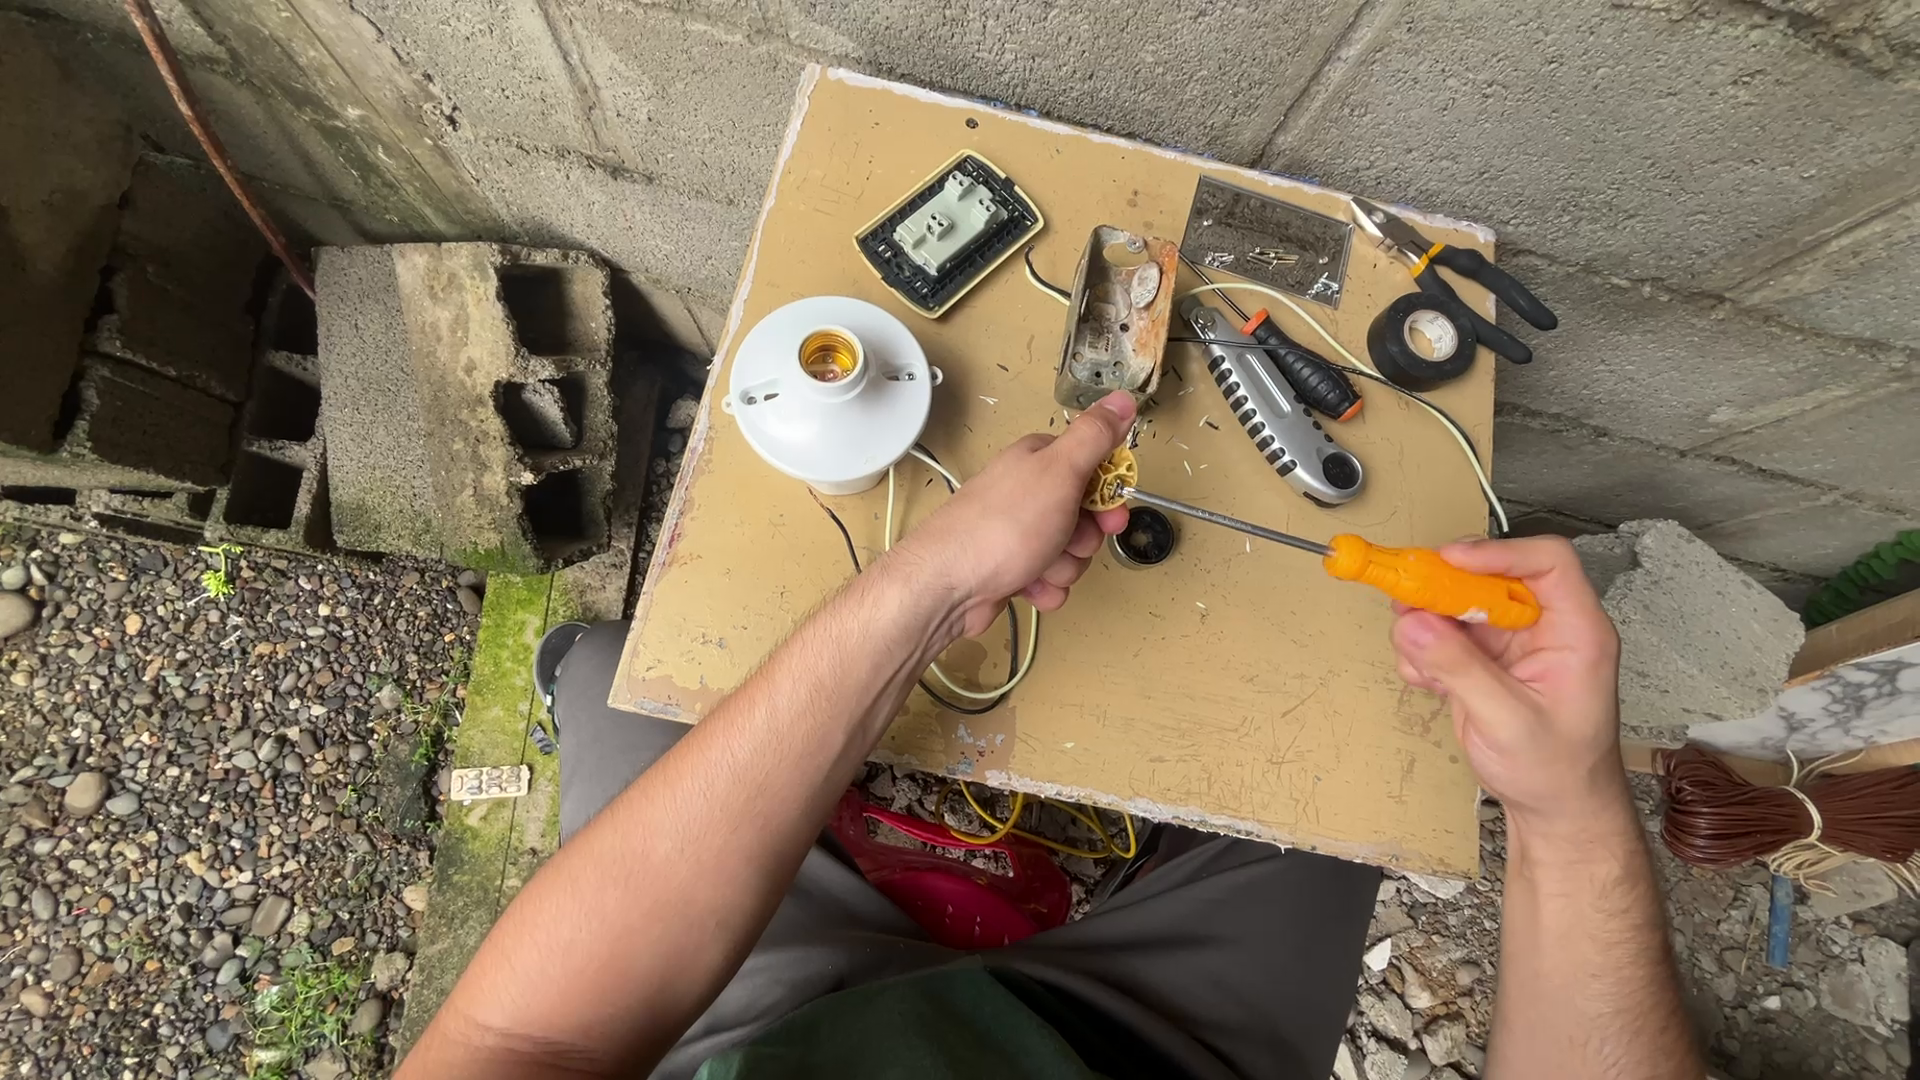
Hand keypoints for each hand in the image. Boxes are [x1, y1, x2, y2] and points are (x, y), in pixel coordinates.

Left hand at [890, 391, 1135, 637]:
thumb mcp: (1058, 471)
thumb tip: (1121, 400)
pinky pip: (1049, 580)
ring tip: (1039, 567)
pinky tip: (1028, 586)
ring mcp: (1017, 533)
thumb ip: (1094, 436)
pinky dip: (1044, 587)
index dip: (1108, 493)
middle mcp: (1026, 493)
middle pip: (1085, 516)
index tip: (1111, 512)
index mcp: (1038, 461)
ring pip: (1070, 553)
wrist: (948, 585)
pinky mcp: (1011, 568)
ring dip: (1064, 566)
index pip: (1092, 467)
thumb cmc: (1003, 525)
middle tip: (1069, 542)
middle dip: (1085, 538)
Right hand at [1388, 536, 1625, 829]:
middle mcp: (1539, 626)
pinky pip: (1435, 631)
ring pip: (1451, 601)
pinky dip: (1417, 652)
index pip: (1545, 562)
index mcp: (1574, 632)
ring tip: (1421, 664)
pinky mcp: (1476, 656)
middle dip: (1439, 588)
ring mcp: (1504, 640)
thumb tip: (1413, 621)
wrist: (1553, 806)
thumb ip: (1459, 669)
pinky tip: (1428, 683)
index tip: (1445, 563)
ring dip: (1422, 624)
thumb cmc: (1556, 770)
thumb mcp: (1508, 720)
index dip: (1496, 553)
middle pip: (1484, 576)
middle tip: (1405, 602)